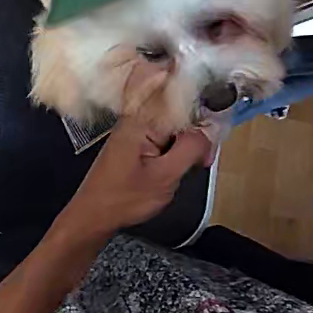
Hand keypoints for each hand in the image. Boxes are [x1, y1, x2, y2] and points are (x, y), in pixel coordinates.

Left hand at [52, 70, 213, 243]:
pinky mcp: (138, 140)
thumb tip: (211, 129)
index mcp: (143, 120)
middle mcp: (139, 117)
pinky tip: (182, 164)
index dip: (204, 109)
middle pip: (181, 108)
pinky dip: (179, 146)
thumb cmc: (123, 199)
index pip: (182, 97)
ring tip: (196, 163)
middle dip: (200, 128)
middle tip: (204, 157)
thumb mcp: (165, 176)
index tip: (219, 127)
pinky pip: (166, 133)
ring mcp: (137, 128)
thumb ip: (190, 148)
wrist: (94, 215)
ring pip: (176, 122)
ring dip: (190, 140)